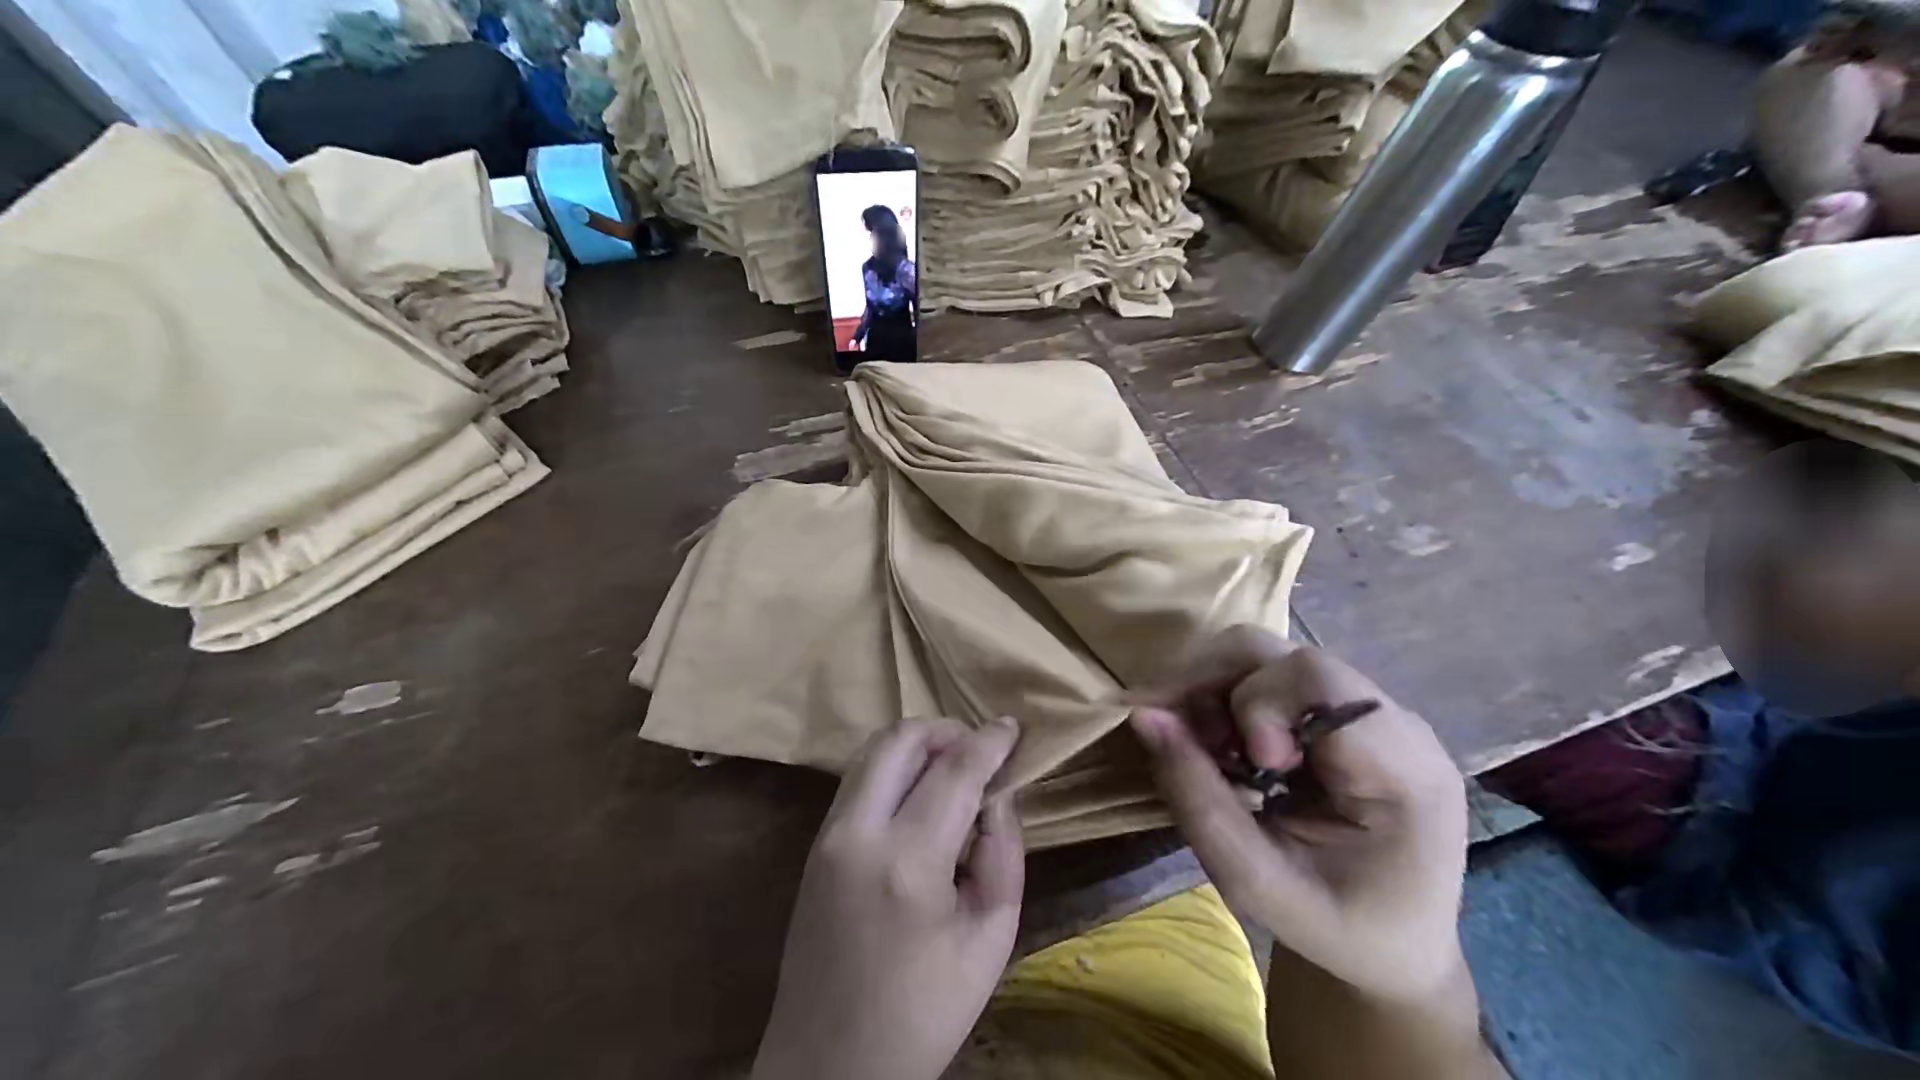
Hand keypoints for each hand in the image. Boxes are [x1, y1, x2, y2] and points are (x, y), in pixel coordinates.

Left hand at [752, 717, 1023, 1079]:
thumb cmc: (924, 1012)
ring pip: (871, 751)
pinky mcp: (814, 845)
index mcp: (908, 862)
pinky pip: (857, 779)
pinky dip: (892, 767)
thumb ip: (1003, 852)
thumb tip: (997, 793)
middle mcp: (858, 833)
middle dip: (946, 731)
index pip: (955, 772)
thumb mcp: (991, 938)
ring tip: (952, 767)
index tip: (1013, 727)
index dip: (989, 741)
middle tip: (980, 749)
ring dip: (916, 745)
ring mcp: (827, 835)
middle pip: (900, 741)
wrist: (829, 1065)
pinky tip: (918, 794)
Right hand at [1129, 626, 1469, 1004]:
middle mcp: (1395, 722)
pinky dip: (1227, 699)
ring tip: (1208, 748)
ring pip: (1268, 656)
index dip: (1259, 704)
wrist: (1390, 945)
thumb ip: (1198, 799)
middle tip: (1196, 744)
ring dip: (1216, 691)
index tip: (1247, 765)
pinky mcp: (1342, 712)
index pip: (1318, 678)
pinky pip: (1269, 676)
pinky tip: (1224, 746)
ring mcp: (1369, 711)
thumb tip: (1143, 714)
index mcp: (1404, 770)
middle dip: (1219, 688)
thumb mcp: (1255, 882)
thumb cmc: (1334, 927)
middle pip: (1285, 656)